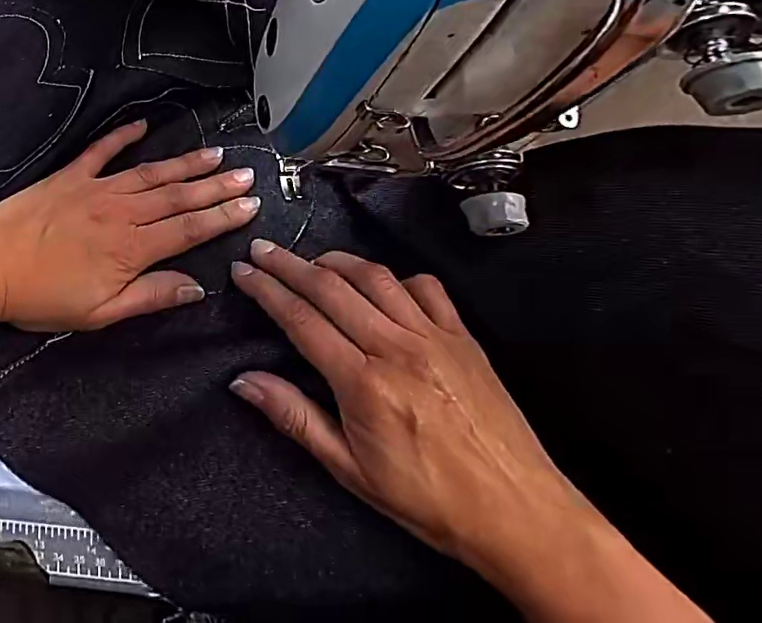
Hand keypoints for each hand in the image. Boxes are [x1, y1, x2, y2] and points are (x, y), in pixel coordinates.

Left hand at [0, 121, 259, 331]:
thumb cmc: (40, 296)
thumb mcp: (100, 313)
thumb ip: (150, 296)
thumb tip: (195, 288)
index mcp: (131, 248)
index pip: (190, 229)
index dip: (223, 216)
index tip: (250, 205)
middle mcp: (122, 212)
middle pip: (179, 196)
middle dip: (217, 185)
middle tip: (246, 174)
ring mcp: (97, 189)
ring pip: (152, 173)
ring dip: (186, 163)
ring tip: (215, 154)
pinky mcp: (72, 176)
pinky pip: (103, 150)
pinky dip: (124, 136)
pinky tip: (143, 125)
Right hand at [227, 240, 582, 564]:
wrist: (515, 509)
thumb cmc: (431, 500)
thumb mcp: (350, 471)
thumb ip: (295, 417)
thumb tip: (246, 382)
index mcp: (364, 382)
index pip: (301, 319)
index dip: (267, 291)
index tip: (245, 273)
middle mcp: (396, 347)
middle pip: (330, 287)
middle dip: (289, 264)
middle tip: (264, 251)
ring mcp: (433, 335)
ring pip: (375, 277)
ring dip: (337, 260)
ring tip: (312, 258)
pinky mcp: (461, 335)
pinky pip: (425, 287)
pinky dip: (396, 275)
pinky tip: (382, 281)